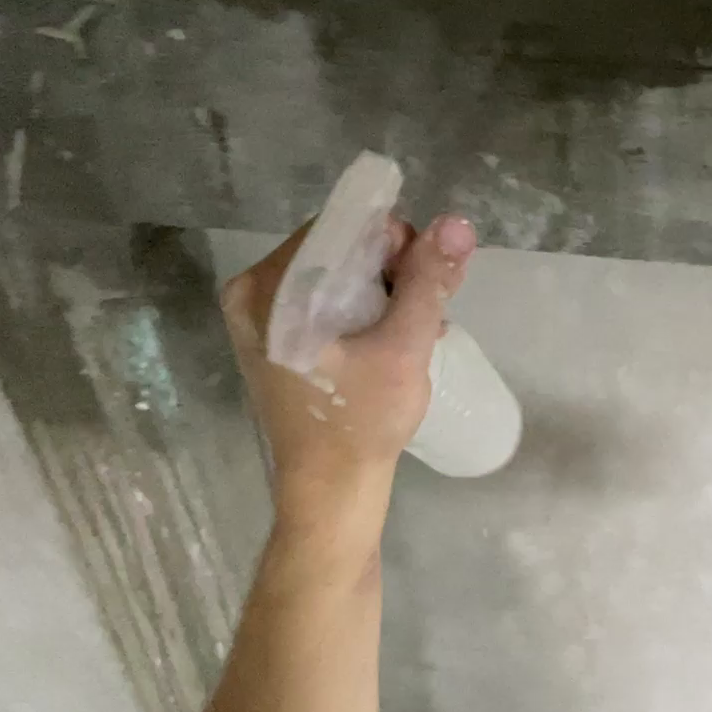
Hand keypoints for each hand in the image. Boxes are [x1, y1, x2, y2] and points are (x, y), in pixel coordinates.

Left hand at [219, 213, 477, 519]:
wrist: (332, 487)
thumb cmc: (363, 420)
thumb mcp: (405, 346)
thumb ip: (429, 281)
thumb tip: (457, 223)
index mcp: (269, 287)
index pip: (344, 228)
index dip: (396, 243)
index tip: (427, 280)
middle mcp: (254, 292)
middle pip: (342, 249)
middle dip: (395, 268)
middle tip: (430, 307)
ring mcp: (262, 316)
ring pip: (341, 274)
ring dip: (388, 289)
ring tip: (421, 324)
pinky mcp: (279, 338)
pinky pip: (331, 299)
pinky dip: (369, 307)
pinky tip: (397, 333)